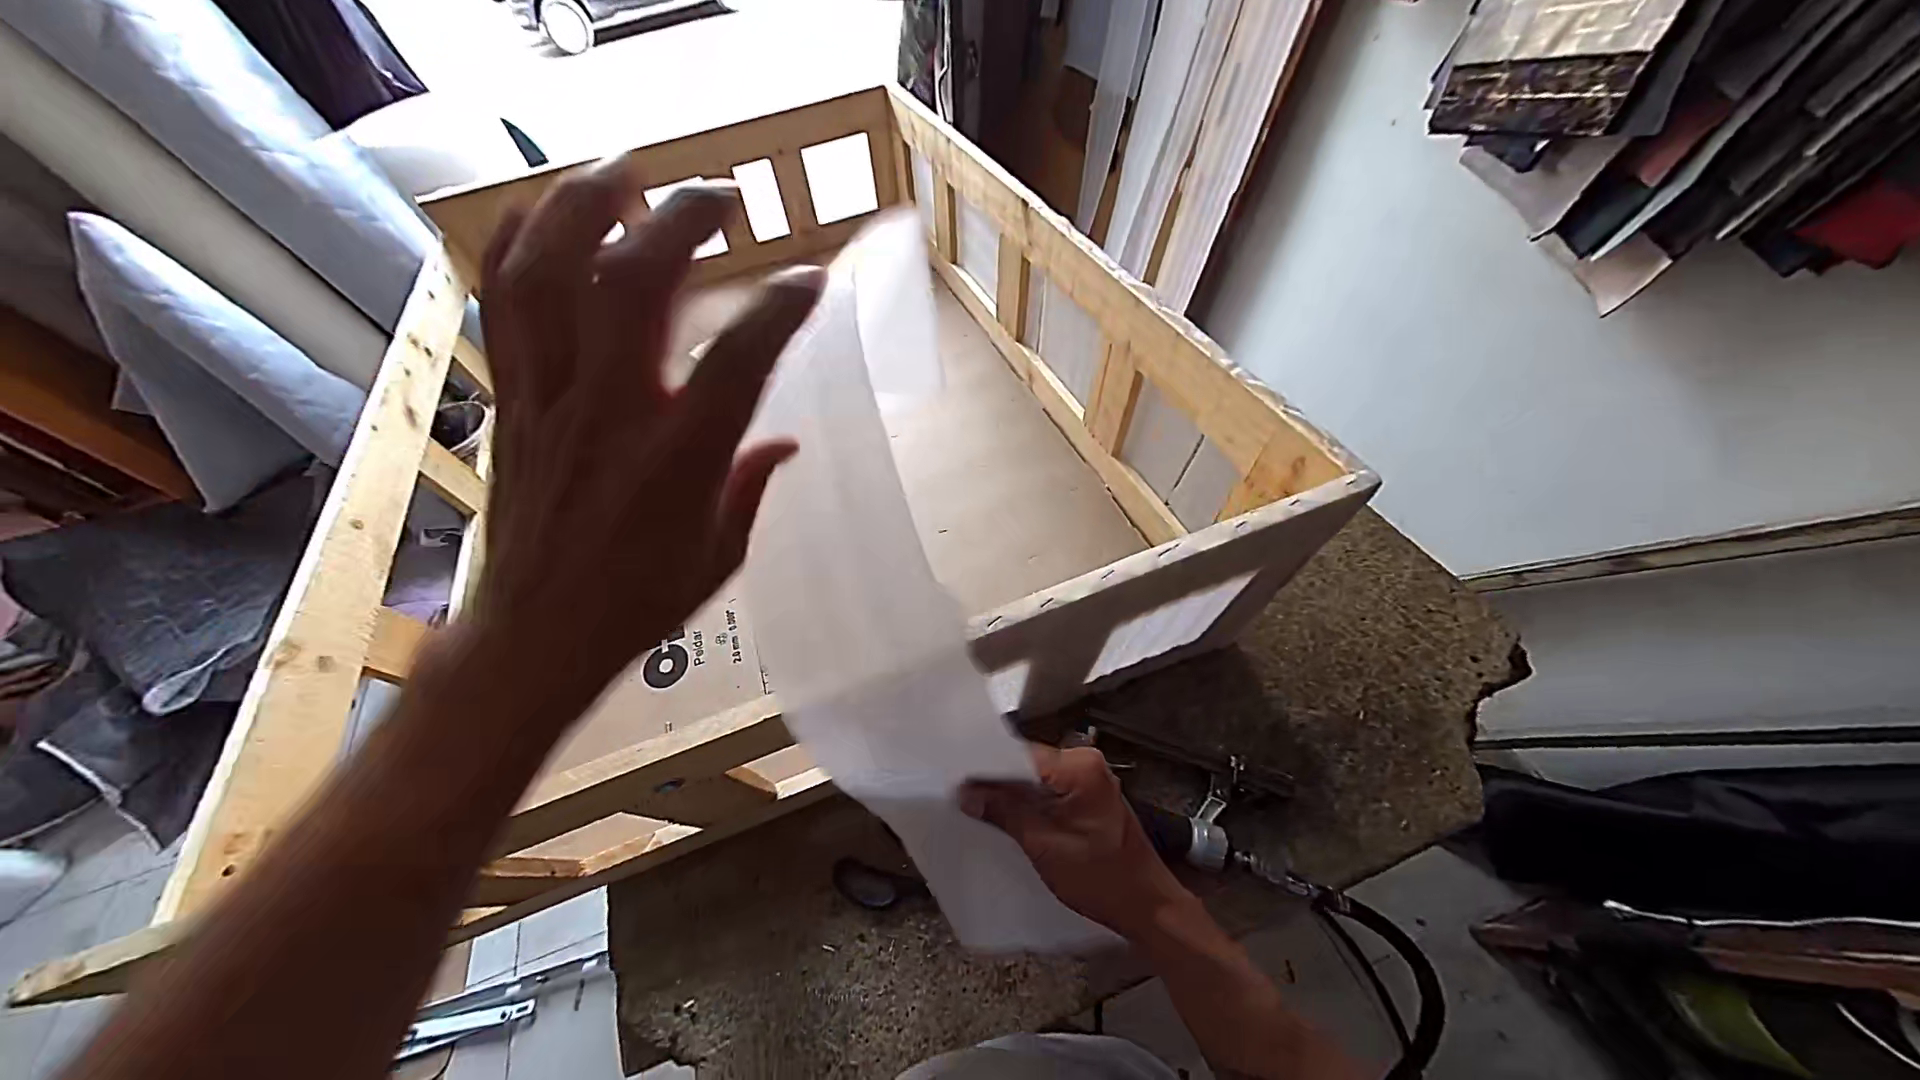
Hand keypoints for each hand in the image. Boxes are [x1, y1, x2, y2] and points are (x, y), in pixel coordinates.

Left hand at [464, 167, 823, 723]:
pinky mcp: (513, 402)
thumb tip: (783, 442)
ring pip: (551, 277)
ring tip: (624, 169)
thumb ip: (753, 485)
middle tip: (720, 194)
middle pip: (635, 285)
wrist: (537, 634)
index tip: (810, 277)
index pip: (741, 357)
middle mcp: (614, 414)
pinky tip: (544, 217)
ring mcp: (552, 401)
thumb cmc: (642, 602)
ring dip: (584, 207)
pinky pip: (505, 309)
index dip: (781, 306)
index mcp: (681, 459)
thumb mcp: (722, 552)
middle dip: (681, 220)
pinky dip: (521, 248)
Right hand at [961, 744, 1194, 938]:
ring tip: (976, 802)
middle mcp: (1086, 762)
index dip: (987, 767)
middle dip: (996, 779)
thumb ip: (1005, 812)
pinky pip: (1049, 788)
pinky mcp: (1088, 794)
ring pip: (1036, 776)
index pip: (1021, 755)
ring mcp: (1090, 777)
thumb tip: (966, 794)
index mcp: (1080, 766)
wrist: (1148, 906)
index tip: (957, 778)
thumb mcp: (1045, 846)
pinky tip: (1006, 813)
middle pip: (1028, 762)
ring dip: (1011, 791)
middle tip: (961, 792)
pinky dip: (1028, 800)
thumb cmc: (1101, 878)